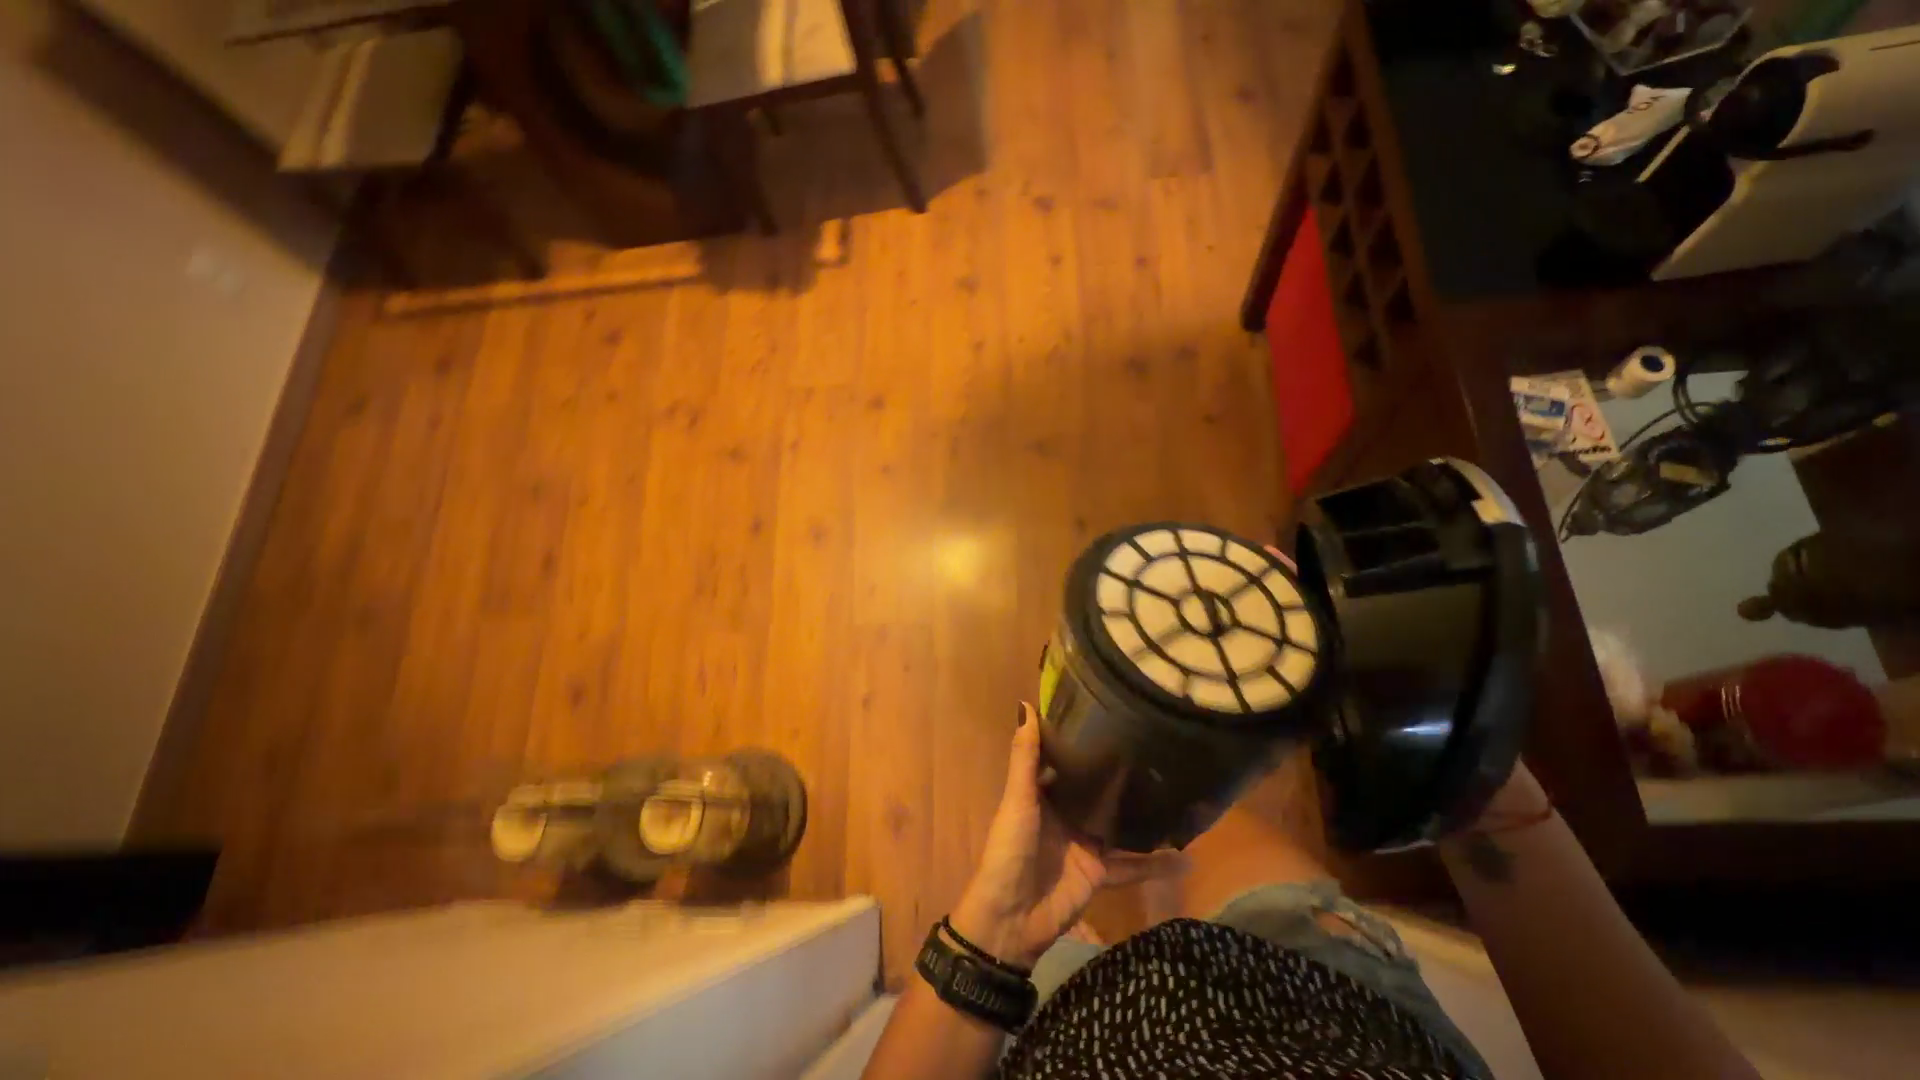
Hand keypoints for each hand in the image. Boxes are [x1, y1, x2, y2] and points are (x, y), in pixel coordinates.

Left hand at [949, 703, 1187, 967]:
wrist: (1011, 919)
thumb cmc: (1010, 851)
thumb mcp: (1018, 801)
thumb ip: (1025, 758)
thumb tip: (1026, 704)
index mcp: (1042, 795)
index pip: (1067, 762)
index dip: (1086, 742)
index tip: (1115, 715)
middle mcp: (1066, 816)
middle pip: (1098, 793)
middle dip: (1123, 777)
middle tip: (1161, 750)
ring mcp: (1085, 845)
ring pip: (1120, 826)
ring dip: (1145, 817)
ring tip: (1182, 795)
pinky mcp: (1100, 874)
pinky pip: (1132, 866)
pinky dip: (1156, 865)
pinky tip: (1187, 859)